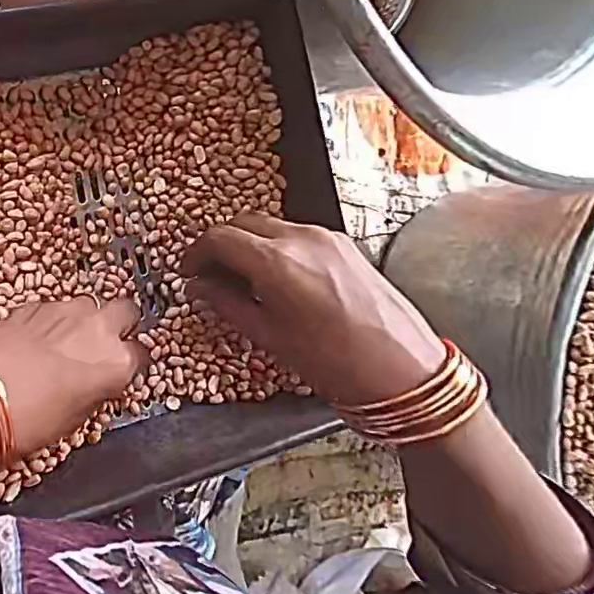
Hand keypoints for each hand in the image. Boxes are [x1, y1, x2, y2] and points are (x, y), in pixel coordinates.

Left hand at [0, 296, 144, 455]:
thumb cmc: (25, 421)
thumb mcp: (76, 419)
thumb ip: (98, 390)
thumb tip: (99, 383)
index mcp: (117, 361)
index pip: (142, 354)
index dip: (131, 363)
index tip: (122, 370)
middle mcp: (96, 328)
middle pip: (125, 311)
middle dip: (119, 325)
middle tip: (103, 346)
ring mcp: (63, 310)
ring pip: (88, 305)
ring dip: (84, 320)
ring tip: (66, 345)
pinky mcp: (32, 305)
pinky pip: (54, 307)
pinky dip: (52, 320)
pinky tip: (38, 341)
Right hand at [181, 213, 444, 406]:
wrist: (403, 370)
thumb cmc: (336, 362)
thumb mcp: (268, 336)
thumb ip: (227, 303)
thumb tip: (201, 288)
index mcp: (275, 262)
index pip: (219, 238)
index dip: (196, 253)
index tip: (190, 271)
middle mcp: (300, 239)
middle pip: (242, 223)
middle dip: (220, 244)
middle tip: (210, 273)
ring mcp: (326, 237)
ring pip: (269, 226)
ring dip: (248, 244)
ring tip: (242, 278)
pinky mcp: (344, 244)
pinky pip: (296, 234)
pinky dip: (275, 247)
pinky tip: (275, 277)